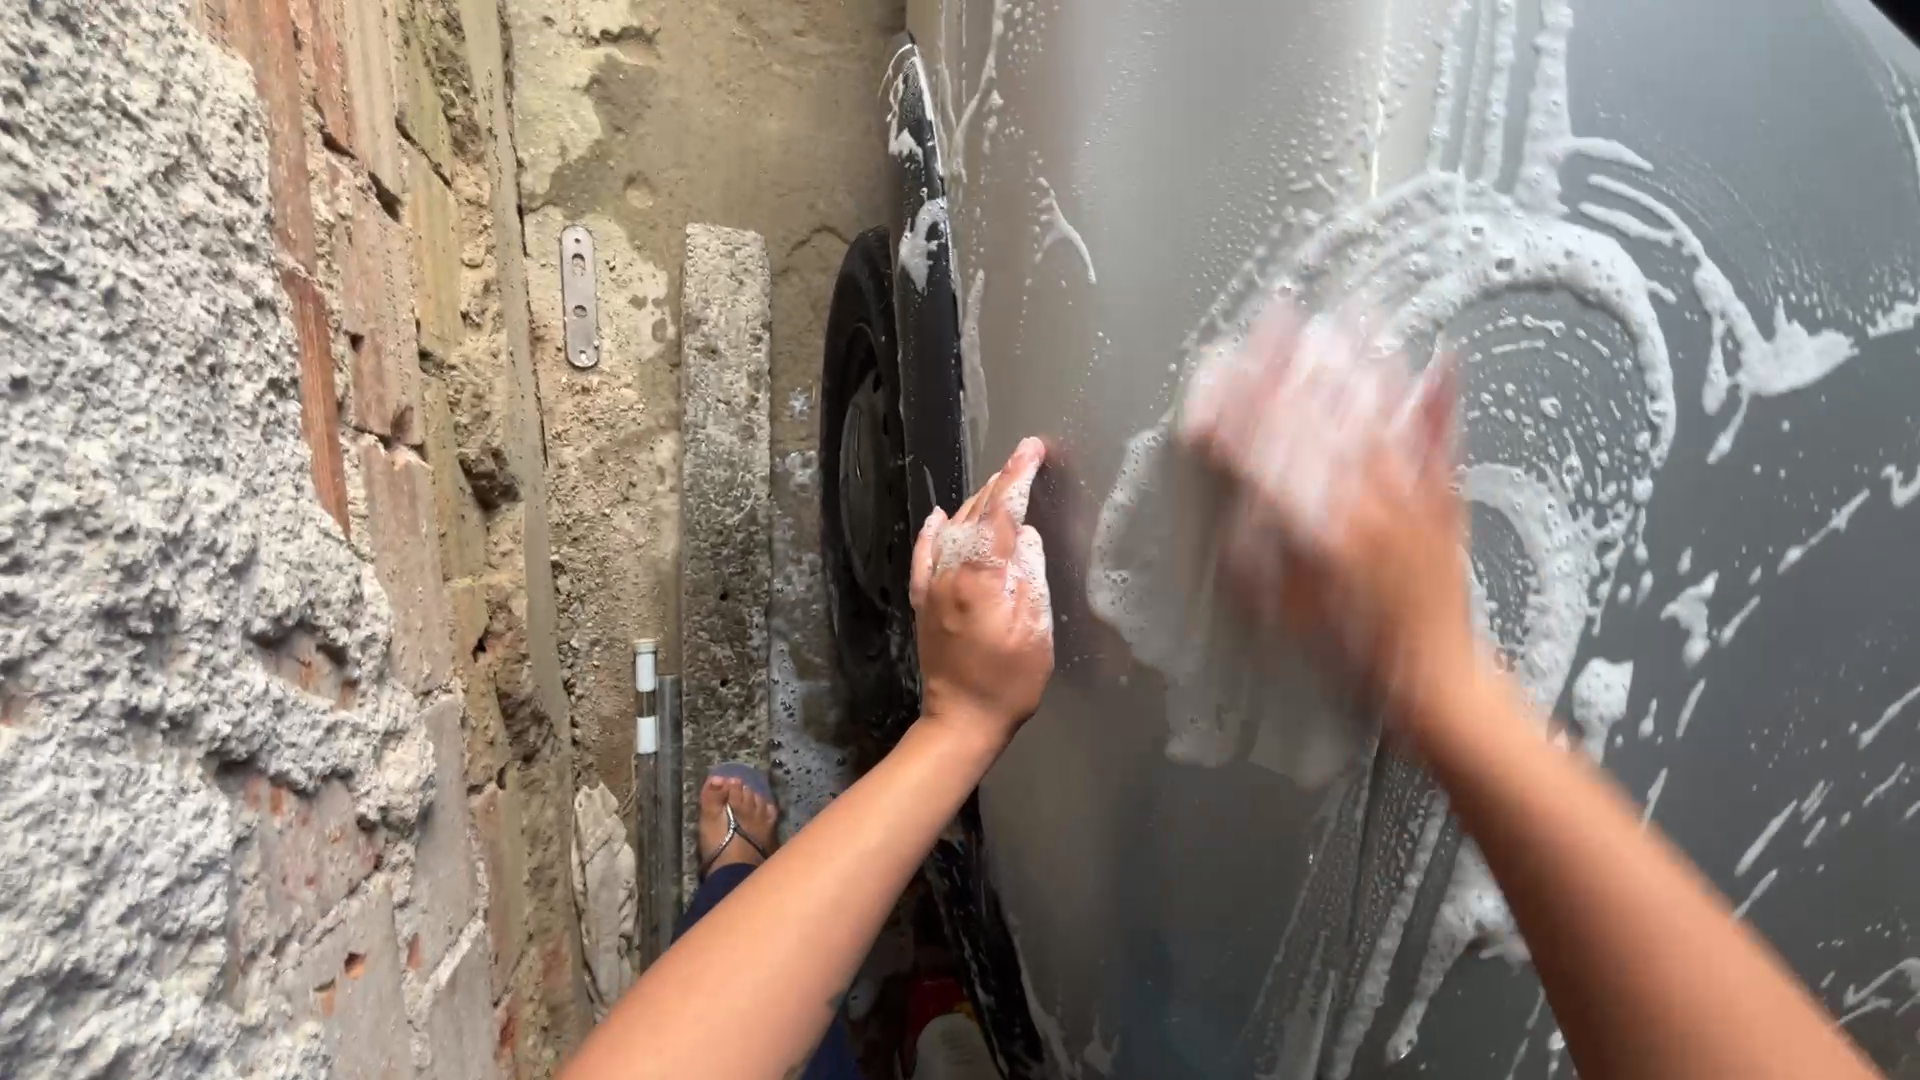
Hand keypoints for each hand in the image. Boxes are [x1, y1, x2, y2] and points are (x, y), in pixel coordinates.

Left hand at [909, 437, 1055, 746]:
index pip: (1001, 512)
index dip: (1018, 477)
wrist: (959, 719)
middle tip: (1023, 459)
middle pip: (975, 514)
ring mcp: (932, 586)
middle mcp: (950, 572)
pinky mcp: (923, 601)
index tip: (1033, 450)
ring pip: (953, 529)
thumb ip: (1030, 576)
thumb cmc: (1008, 682)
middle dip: (1001, 482)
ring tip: (999, 481)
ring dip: (976, 502)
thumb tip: (1026, 535)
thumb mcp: (1034, 631)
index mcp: (982, 576)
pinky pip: (925, 555)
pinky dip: (934, 532)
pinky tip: (941, 516)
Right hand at [1178, 303, 1477, 729]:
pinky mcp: (1444, 501)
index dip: (1238, 412)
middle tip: (1277, 320)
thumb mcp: (1280, 609)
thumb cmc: (1350, 648)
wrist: (1431, 674)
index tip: (1218, 377)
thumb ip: (1256, 549)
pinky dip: (1440, 399)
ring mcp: (1411, 496)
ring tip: (1346, 317)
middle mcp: (1367, 502)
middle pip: (1322, 420)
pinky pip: (1442, 442)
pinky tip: (1442, 360)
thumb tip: (1240, 499)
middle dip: (1293, 366)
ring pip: (1379, 417)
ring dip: (1358, 364)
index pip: (1267, 455)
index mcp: (1317, 530)